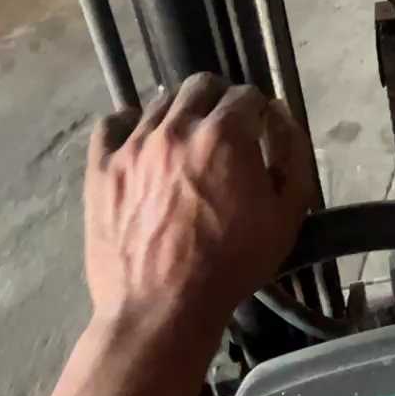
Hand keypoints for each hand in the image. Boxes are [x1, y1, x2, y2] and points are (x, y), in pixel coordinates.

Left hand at [83, 73, 315, 333]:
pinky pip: (113, 124)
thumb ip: (293, 153)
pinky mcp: (101, 169)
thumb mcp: (288, 211)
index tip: (260, 129)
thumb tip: (280, 115)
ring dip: (181, 112)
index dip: (259, 109)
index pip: (246, 94)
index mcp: (225, 135)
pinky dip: (131, 124)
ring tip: (187, 141)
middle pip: (201, 84)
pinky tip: (143, 142)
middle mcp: (177, 128)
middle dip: (221, 98)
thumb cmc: (233, 262)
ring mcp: (133, 147)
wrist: (162, 310)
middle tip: (227, 127)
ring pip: (159, 101)